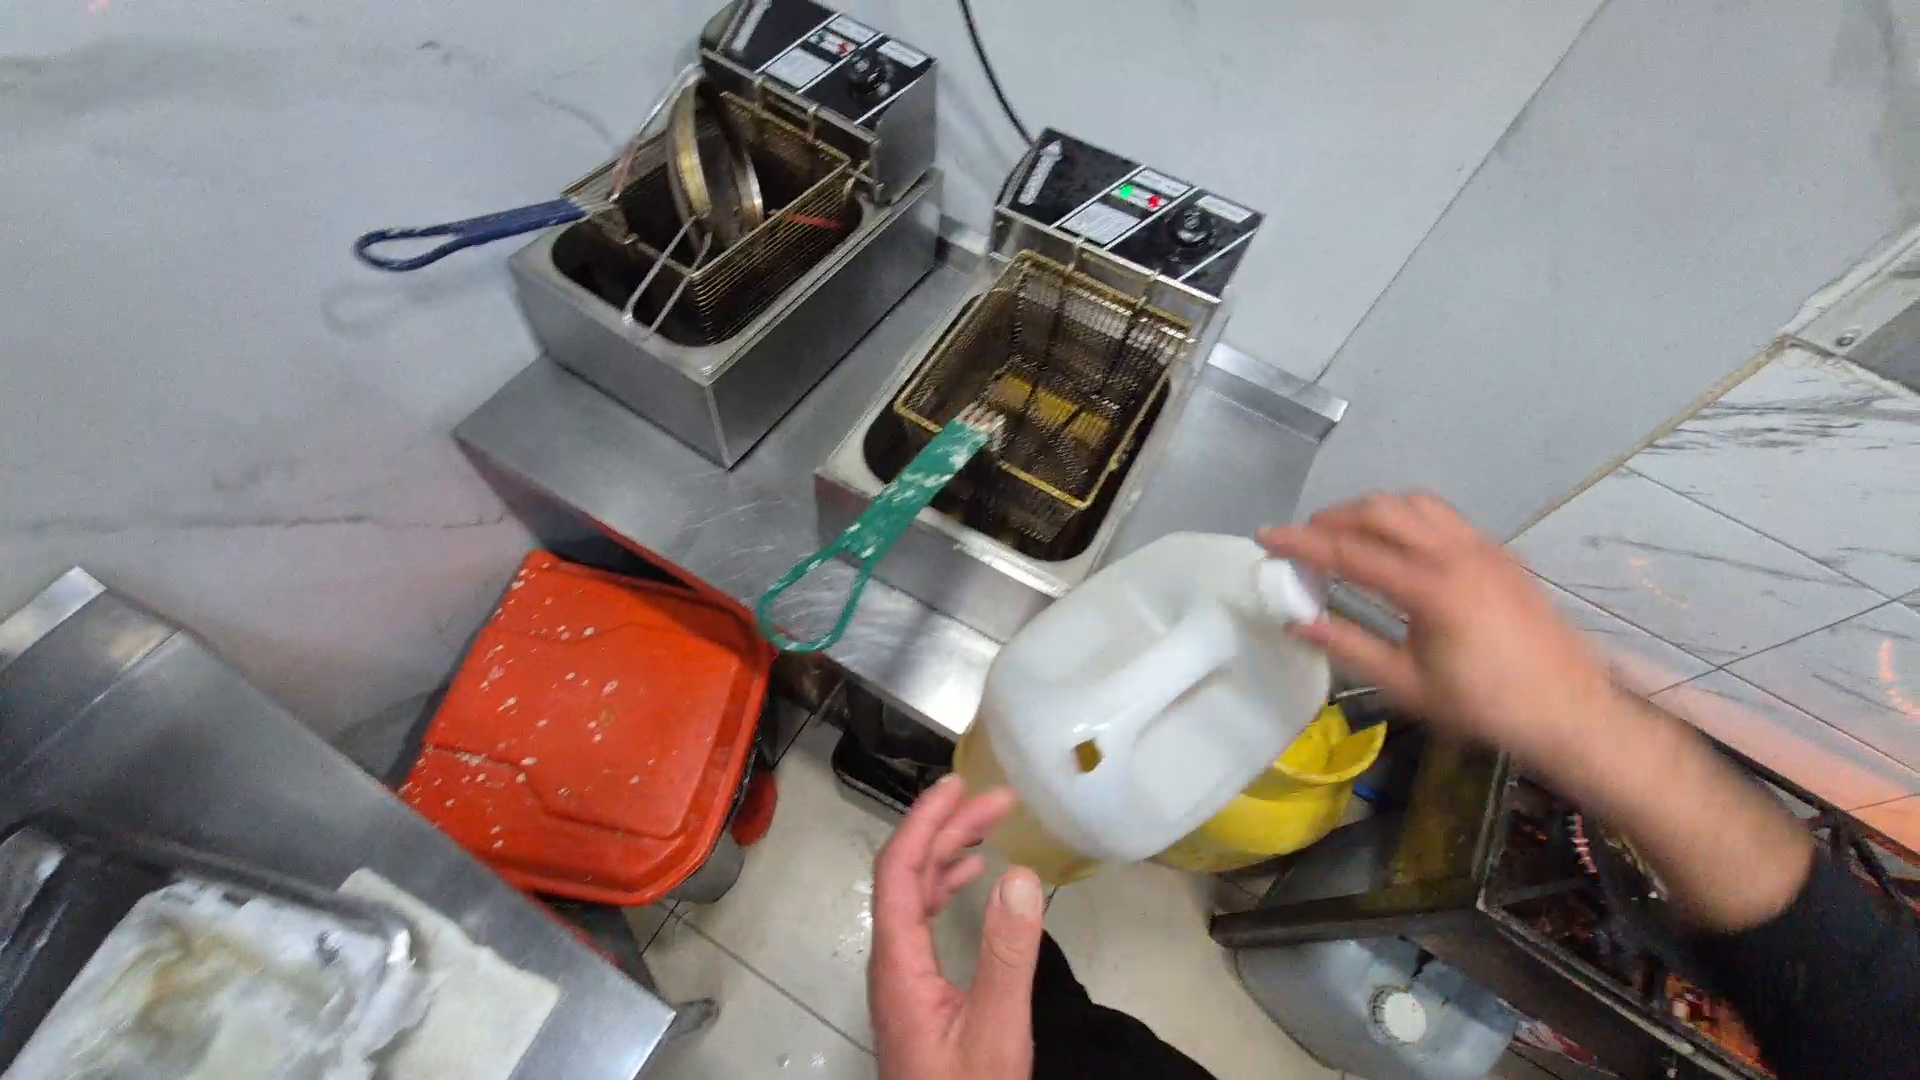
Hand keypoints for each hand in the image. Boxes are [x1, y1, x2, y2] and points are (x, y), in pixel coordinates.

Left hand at [870, 775, 1046, 1079]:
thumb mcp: (996, 1035)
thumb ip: (1007, 957)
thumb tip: (1020, 873)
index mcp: (899, 963)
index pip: (898, 871)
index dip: (923, 820)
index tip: (957, 785)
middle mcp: (893, 960)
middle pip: (909, 873)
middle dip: (947, 828)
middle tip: (996, 799)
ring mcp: (903, 974)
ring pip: (917, 893)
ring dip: (950, 852)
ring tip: (990, 824)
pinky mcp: (919, 989)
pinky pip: (925, 917)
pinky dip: (948, 884)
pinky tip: (973, 876)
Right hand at [1260, 493, 1614, 760]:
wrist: (1573, 713)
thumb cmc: (1485, 707)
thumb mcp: (1406, 684)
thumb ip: (1347, 647)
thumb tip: (1296, 624)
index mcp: (1431, 588)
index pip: (1349, 552)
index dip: (1301, 543)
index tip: (1265, 536)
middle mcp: (1457, 554)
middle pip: (1380, 511)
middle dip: (1332, 518)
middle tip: (1302, 539)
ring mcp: (1483, 548)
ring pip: (1413, 504)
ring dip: (1369, 511)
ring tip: (1343, 535)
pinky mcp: (1499, 553)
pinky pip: (1441, 516)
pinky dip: (1404, 517)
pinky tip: (1393, 544)